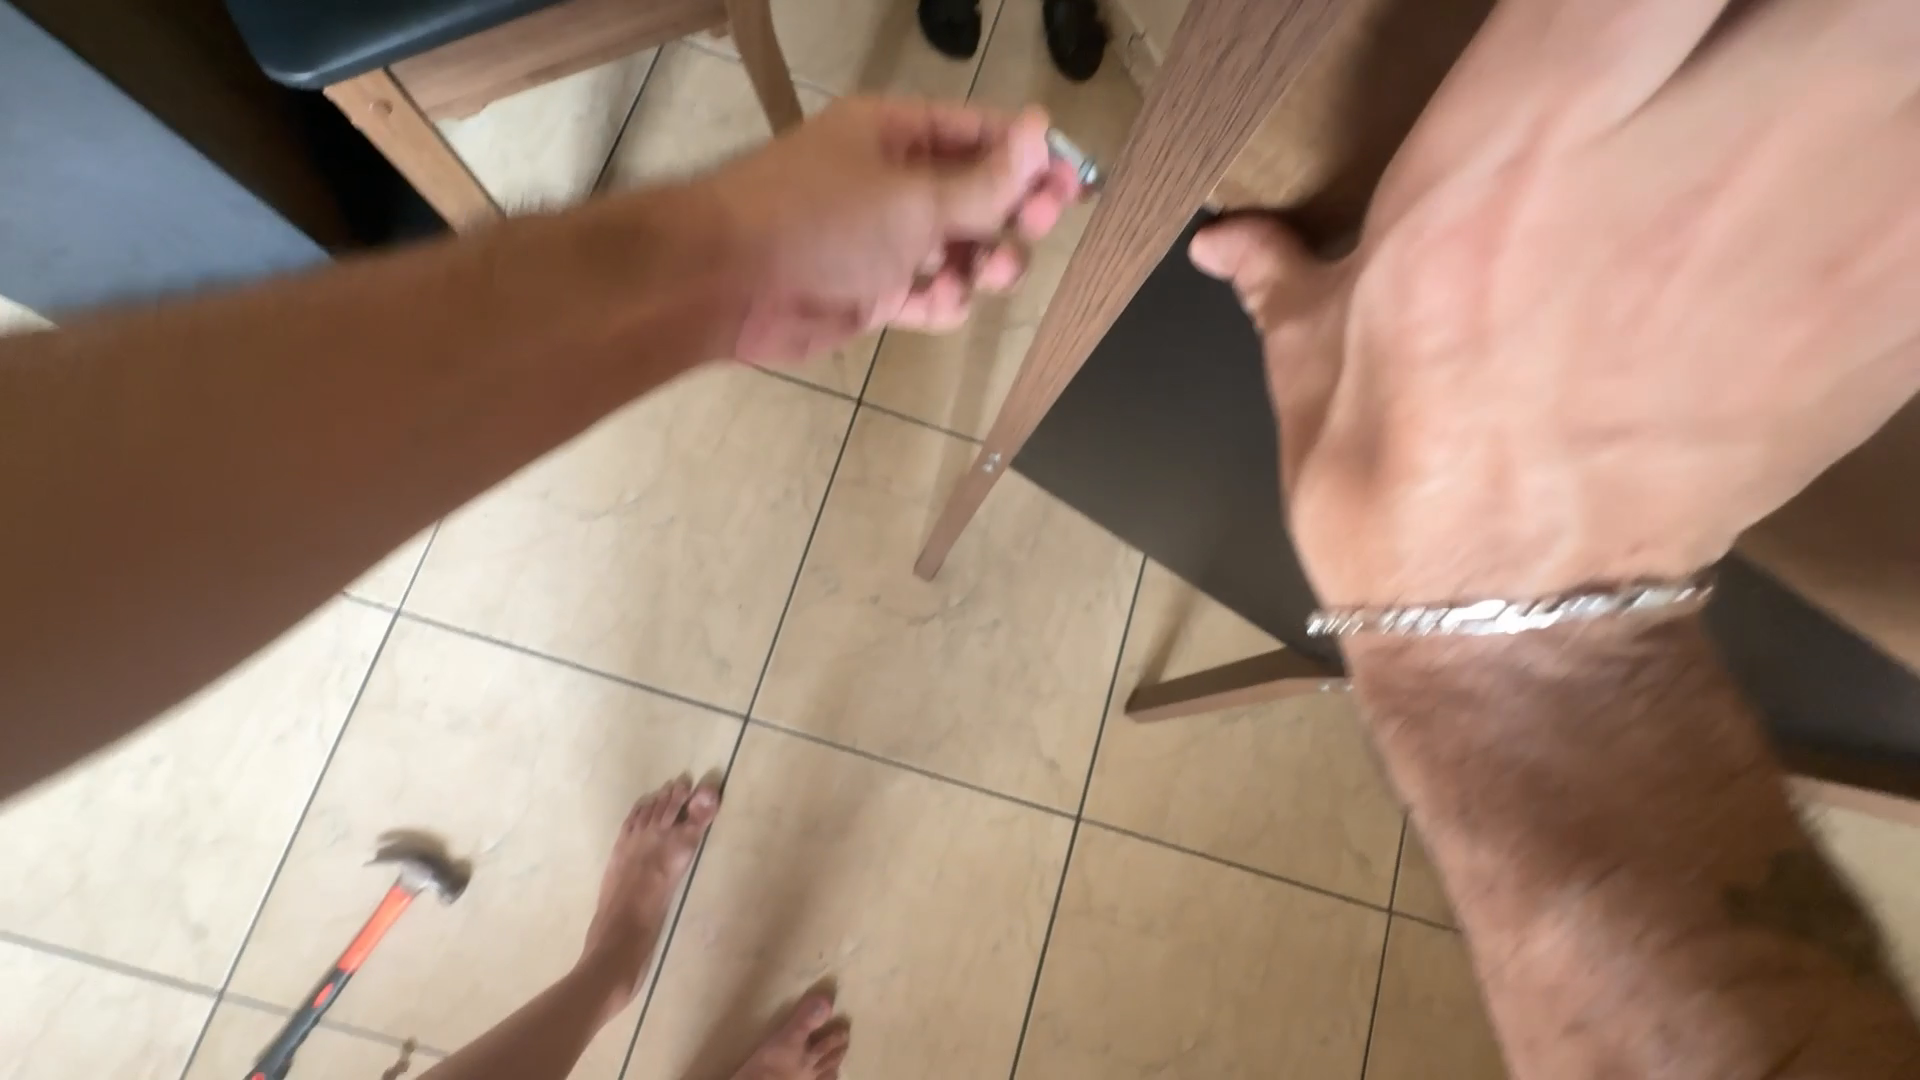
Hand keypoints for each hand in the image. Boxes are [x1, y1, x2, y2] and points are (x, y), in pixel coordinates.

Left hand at [704, 98, 1083, 362]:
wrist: (732, 284)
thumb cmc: (821, 220)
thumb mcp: (912, 197)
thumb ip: (982, 180)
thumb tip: (1043, 132)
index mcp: (899, 135)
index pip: (980, 136)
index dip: (1030, 159)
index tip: (1071, 183)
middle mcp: (895, 183)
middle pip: (977, 196)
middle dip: (1011, 212)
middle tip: (1036, 226)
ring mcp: (885, 241)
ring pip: (958, 251)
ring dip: (982, 263)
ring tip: (987, 273)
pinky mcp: (875, 291)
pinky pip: (928, 294)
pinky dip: (942, 300)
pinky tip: (942, 302)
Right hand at [1191, 0, 1919, 607]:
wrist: (1505, 610)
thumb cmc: (1383, 484)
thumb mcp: (1307, 366)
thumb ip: (1288, 271)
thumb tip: (1224, 238)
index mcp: (1490, 173)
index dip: (1588, 2)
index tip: (1567, 33)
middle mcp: (1665, 159)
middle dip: (1740, 29)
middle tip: (1684, 74)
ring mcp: (1821, 212)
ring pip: (1892, 45)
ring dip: (1831, 72)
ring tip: (1752, 139)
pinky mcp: (1909, 286)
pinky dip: (1889, 147)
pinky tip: (1820, 187)